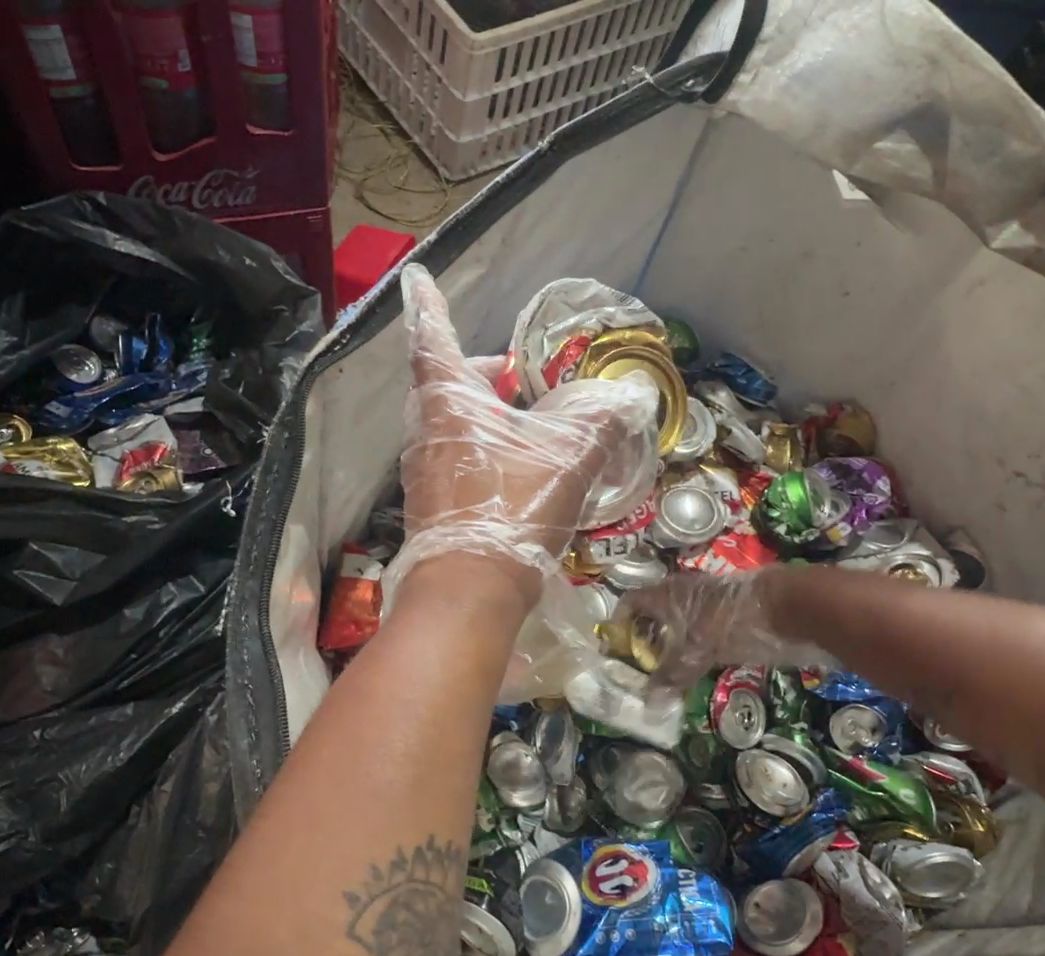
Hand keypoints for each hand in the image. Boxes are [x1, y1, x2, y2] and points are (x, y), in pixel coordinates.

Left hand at [384, 266, 656, 605]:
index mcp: (447, 402)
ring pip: (450, 425)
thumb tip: (627, 397)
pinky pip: (454, 459)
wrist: (469, 591)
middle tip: (518, 380)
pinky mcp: (430, 505)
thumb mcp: (568, 456)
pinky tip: (517, 473)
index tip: (416, 276)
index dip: (429, 304)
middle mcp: (424, 430)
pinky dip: (481, 451)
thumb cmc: (511, 509)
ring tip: (529, 427)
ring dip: (485, 416)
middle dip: (481, 375)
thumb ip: (599, 419)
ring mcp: (422, 471)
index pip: (433, 337)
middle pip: (446, 384)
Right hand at [620, 567, 832, 686]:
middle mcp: (683, 595)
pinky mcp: (731, 617)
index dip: (618, 624)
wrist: (791, 606)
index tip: (614, 652)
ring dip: (671, 649)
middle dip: (645, 642)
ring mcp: (709, 605)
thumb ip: (671, 676)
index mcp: (666, 594)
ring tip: (665, 678)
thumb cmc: (734, 622)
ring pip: (680, 627)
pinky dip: (695, 652)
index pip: (630, 602)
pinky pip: (702, 635)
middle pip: (653, 616)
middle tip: (638, 672)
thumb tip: (648, 706)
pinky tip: (698, 672)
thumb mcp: (697, 653)